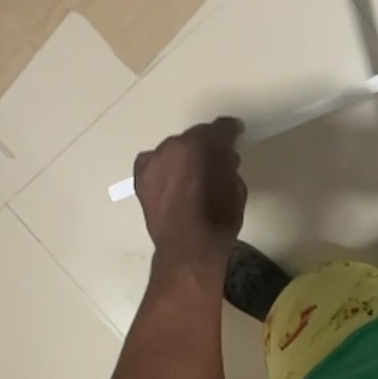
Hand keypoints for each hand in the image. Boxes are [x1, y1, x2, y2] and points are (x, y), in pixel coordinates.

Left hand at [133, 118, 247, 269]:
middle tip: (215, 160)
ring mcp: (155, 159)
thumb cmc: (218, 223)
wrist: (188, 250)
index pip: (221, 129)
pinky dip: (164, 168)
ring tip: (191, 174)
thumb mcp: (237, 191)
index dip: (230, 131)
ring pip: (174, 150)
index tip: (236, 133)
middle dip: (206, 146)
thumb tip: (223, 162)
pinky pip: (155, 163)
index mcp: (205, 146)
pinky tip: (170, 179)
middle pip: (194, 137)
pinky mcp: (140, 176)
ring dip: (184, 157)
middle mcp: (176, 145)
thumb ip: (229, 168)